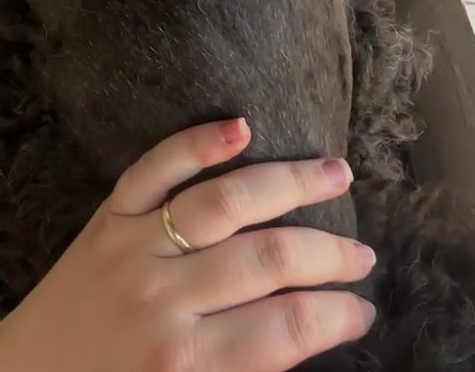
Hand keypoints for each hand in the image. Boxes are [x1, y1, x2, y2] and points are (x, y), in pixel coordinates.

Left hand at [0, 118, 377, 371]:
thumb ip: (244, 367)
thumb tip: (311, 328)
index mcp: (188, 363)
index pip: (288, 329)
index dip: (338, 314)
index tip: (364, 306)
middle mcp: (165, 298)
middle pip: (268, 259)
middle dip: (328, 253)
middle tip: (362, 252)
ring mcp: (135, 245)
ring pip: (225, 201)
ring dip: (289, 184)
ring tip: (336, 175)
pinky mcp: (110, 213)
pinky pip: (157, 167)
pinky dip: (198, 142)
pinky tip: (241, 126)